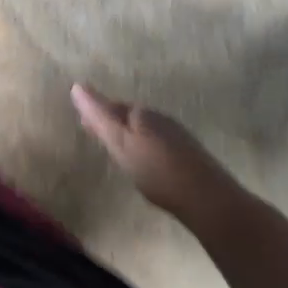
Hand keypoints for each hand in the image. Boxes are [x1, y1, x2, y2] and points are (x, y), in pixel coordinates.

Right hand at [70, 83, 249, 230]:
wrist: (211, 202)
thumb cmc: (158, 172)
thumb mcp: (120, 144)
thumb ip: (98, 117)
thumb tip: (76, 85)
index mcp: (142, 114)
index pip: (112, 106)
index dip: (97, 116)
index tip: (85, 127)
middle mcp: (162, 120)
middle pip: (131, 117)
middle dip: (115, 124)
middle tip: (100, 139)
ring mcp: (181, 138)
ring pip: (147, 132)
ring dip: (133, 138)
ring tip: (121, 154)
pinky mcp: (193, 157)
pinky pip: (161, 146)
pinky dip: (149, 151)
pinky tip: (149, 166)